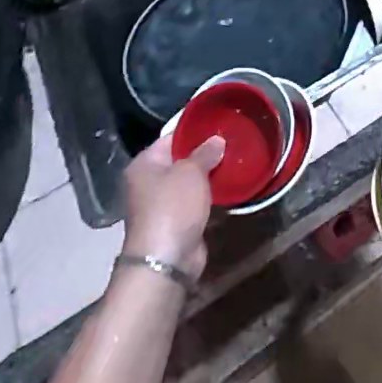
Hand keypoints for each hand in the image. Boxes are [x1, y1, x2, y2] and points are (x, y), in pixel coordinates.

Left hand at [121, 133, 224, 282]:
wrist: (166, 259)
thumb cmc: (173, 206)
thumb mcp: (191, 172)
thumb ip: (205, 152)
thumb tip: (217, 140)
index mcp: (144, 164)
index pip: (171, 137)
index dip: (195, 129)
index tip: (219, 123)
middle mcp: (149, 181)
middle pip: (181, 159)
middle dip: (205, 153)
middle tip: (233, 141)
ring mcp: (162, 203)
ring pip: (190, 181)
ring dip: (210, 175)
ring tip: (236, 160)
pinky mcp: (177, 221)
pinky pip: (196, 200)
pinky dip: (210, 195)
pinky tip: (231, 186)